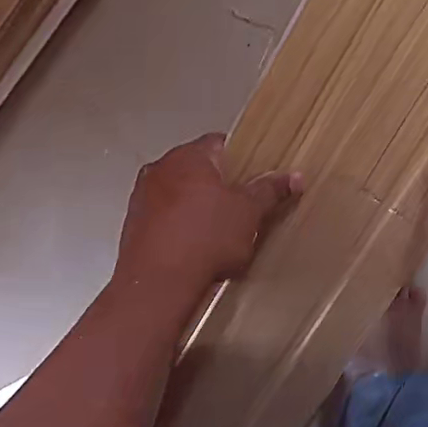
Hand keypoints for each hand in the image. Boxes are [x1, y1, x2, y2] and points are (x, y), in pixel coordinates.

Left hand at [114, 134, 301, 293]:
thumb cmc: (204, 240)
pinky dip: (184, 228)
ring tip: (224, 234)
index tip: (258, 177)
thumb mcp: (251, 213)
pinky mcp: (135, 226)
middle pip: (200, 170)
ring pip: (182, 194)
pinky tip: (201, 249)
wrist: (160, 283)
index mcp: (190, 157)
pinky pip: (168, 218)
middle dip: (223, 187)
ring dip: (202, 208)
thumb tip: (292, 177)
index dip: (244, 159)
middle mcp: (161, 170)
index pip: (221, 143)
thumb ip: (271, 191)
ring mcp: (143, 197)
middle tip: (246, 207)